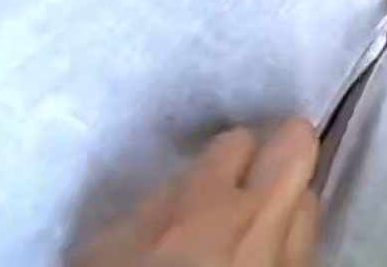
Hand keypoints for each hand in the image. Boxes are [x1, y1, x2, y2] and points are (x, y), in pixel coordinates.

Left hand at [71, 120, 321, 266]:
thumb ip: (299, 235)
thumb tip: (298, 199)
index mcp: (257, 214)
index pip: (294, 134)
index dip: (295, 157)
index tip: (289, 185)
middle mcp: (197, 201)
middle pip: (233, 142)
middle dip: (242, 168)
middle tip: (241, 214)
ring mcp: (136, 224)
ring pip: (178, 179)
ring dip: (189, 202)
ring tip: (185, 248)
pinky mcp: (87, 252)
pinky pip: (130, 218)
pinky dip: (144, 236)